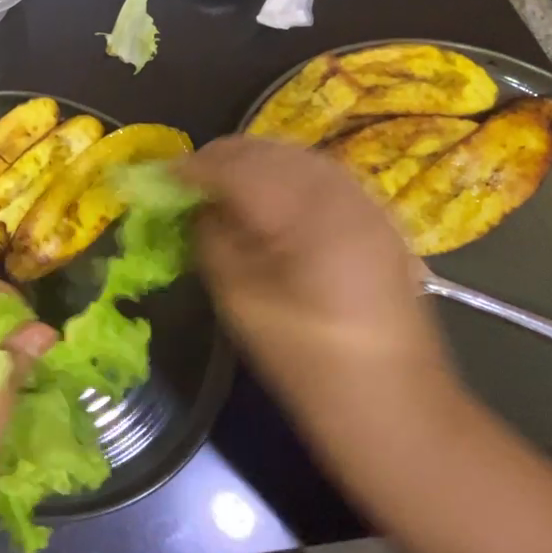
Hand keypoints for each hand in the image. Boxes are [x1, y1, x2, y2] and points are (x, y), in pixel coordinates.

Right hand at [179, 136, 448, 403]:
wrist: (394, 402)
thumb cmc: (304, 357)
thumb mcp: (237, 298)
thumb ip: (211, 237)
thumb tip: (197, 206)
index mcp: (301, 215)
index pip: (231, 167)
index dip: (188, 168)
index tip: (157, 177)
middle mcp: (337, 194)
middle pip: (265, 150)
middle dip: (219, 157)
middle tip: (185, 178)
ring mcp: (364, 202)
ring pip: (294, 154)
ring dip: (252, 160)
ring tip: (221, 182)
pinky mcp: (377, 216)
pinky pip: (321, 172)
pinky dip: (285, 171)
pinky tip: (268, 194)